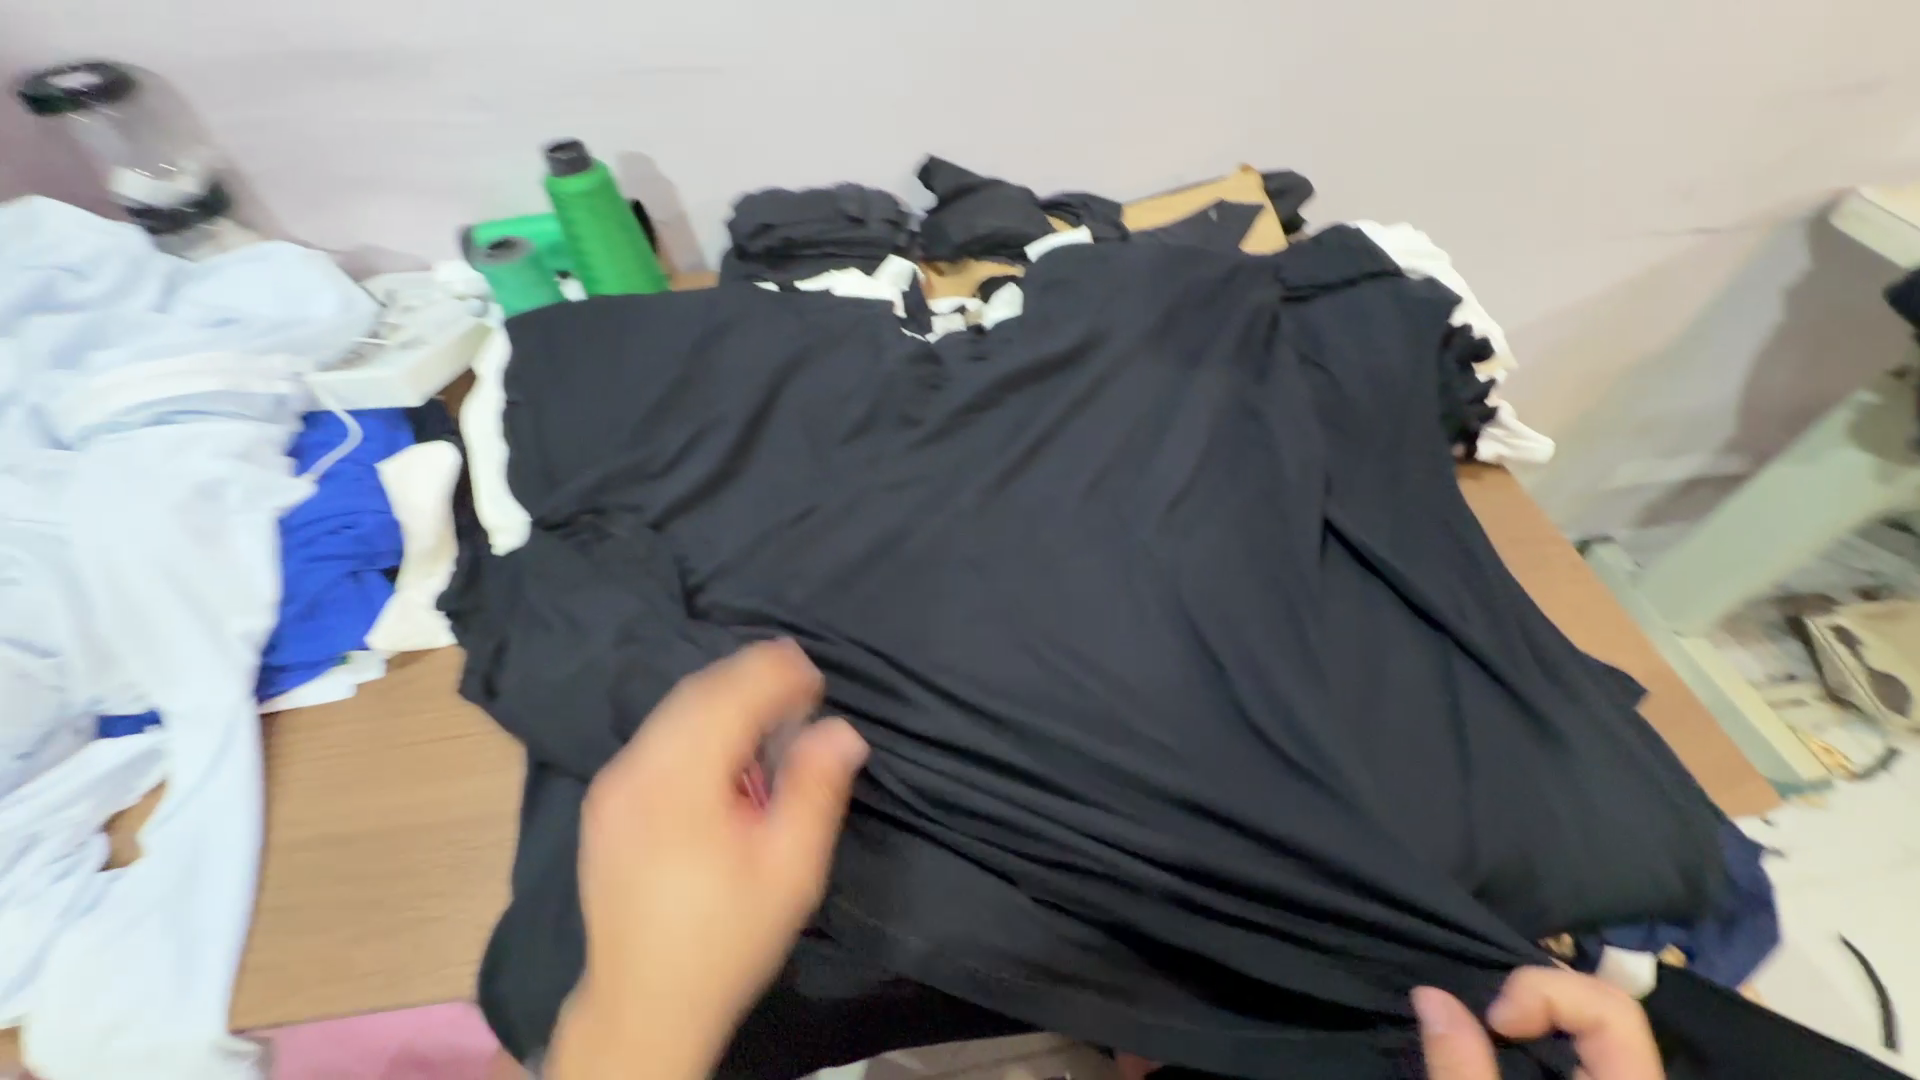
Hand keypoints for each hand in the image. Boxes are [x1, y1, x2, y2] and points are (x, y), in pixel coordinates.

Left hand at [547, 640, 869, 1079]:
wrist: (644, 1005)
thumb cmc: (728, 937)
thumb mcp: (791, 871)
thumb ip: (816, 791)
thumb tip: (841, 729)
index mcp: (679, 785)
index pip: (730, 698)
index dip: (776, 675)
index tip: (815, 678)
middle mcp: (635, 771)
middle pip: (698, 693)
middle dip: (752, 675)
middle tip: (801, 679)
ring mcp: (613, 785)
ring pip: (675, 710)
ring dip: (726, 694)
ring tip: (772, 703)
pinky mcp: (606, 801)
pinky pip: (658, 735)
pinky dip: (700, 719)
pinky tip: (728, 742)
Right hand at [1414, 967, 1663, 1079]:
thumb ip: (1460, 1068)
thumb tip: (1430, 994)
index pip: (1610, 1008)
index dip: (1544, 994)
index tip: (1494, 1020)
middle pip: (1599, 1005)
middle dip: (1531, 995)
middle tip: (1485, 1020)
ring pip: (1585, 1029)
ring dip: (1530, 1013)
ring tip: (1485, 1031)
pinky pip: (1578, 1051)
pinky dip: (1534, 1033)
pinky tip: (1498, 1047)